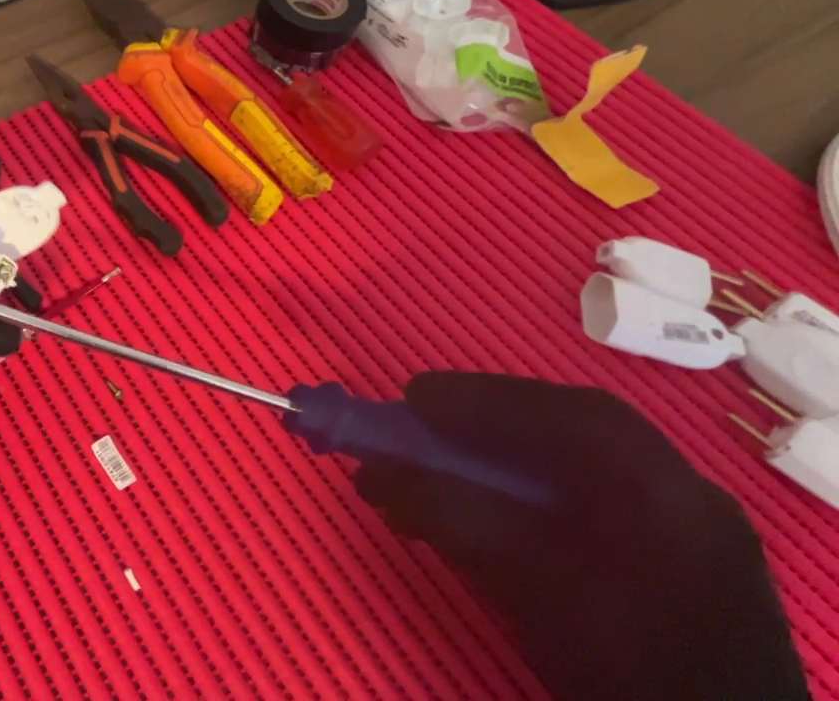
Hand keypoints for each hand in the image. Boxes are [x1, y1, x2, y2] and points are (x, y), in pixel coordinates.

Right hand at [356, 372, 806, 700]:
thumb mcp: (527, 585)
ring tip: (439, 456)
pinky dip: (529, 474)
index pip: (566, 417)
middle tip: (420, 414)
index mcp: (667, 492)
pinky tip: (484, 494)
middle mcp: (687, 494)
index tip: (410, 398)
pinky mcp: (676, 557)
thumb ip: (451, 516)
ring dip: (504, 442)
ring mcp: (690, 527)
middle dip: (490, 412)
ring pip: (584, 454)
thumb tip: (371, 470)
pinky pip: (594, 488)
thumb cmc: (622, 663)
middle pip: (576, 423)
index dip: (481, 399)